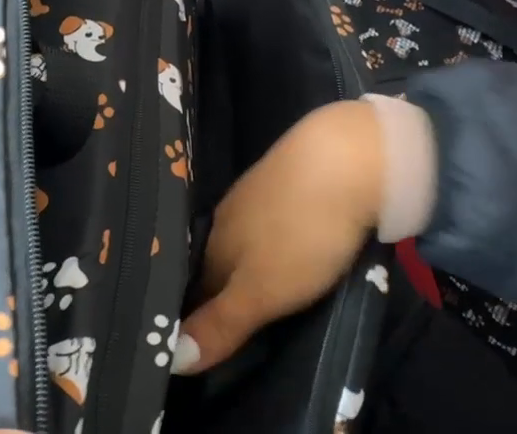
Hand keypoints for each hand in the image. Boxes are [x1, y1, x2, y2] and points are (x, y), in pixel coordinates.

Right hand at [173, 99, 387, 374]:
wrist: (343, 156)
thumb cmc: (301, 232)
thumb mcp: (263, 290)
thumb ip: (221, 323)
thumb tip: (173, 360)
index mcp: (215, 246)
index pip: (193, 291)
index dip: (192, 317)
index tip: (192, 342)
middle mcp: (224, 219)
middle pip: (212, 264)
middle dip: (213, 290)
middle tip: (221, 321)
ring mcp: (251, 195)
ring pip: (235, 240)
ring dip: (238, 263)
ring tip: (248, 287)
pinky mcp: (280, 178)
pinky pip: (260, 220)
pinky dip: (263, 240)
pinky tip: (275, 245)